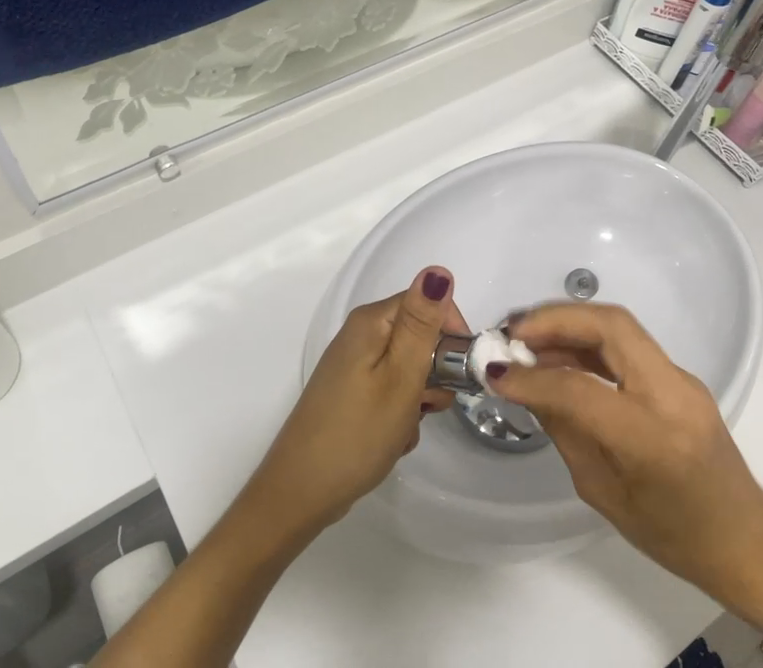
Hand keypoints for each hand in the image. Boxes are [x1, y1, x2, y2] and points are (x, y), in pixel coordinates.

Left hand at [242, 267, 468, 537]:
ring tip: (407, 425)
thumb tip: (438, 270)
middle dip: (434, 371)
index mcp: (370, 323)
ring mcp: (353, 367)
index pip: (428, 302)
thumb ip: (421, 323)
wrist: (302, 491)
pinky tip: (393, 438)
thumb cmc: (358, 433)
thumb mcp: (401, 377)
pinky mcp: (351, 395)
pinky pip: (392, 393)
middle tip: (427, 404)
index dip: (450, 333)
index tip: (459, 371)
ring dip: (419, 398)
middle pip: (418, 336)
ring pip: (409, 369)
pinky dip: (401, 414)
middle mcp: (359, 336)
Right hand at [492, 303, 762, 594]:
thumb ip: (565, 431)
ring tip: (525, 339)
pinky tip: (558, 356)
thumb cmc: (672, 534)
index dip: (531, 377)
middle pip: (610, 326)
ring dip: (569, 324)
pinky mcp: (680, 378)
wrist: (744, 538)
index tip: (493, 372)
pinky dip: (587, 341)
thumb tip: (526, 387)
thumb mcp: (603, 492)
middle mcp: (673, 395)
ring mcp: (682, 380)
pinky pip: (628, 346)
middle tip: (512, 333)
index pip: (579, 388)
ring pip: (620, 326)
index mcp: (652, 438)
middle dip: (553, 319)